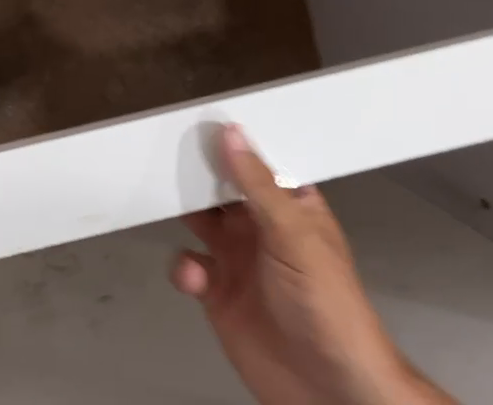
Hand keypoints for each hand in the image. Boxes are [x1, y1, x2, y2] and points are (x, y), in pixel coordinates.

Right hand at [173, 125, 455, 404]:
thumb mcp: (294, 235)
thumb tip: (232, 133)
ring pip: (199, 222)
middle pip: (221, 188)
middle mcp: (262, 228)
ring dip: (182, 214)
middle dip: (197, 174)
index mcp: (290, 207)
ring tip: (162, 201)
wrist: (330, 389)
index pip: (257, 163)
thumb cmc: (327, 304)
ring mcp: (239, 260)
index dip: (232, 142)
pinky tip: (192, 276)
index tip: (198, 116)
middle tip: (165, 151)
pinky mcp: (218, 294)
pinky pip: (188, 267)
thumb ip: (257, 184)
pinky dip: (182, 268)